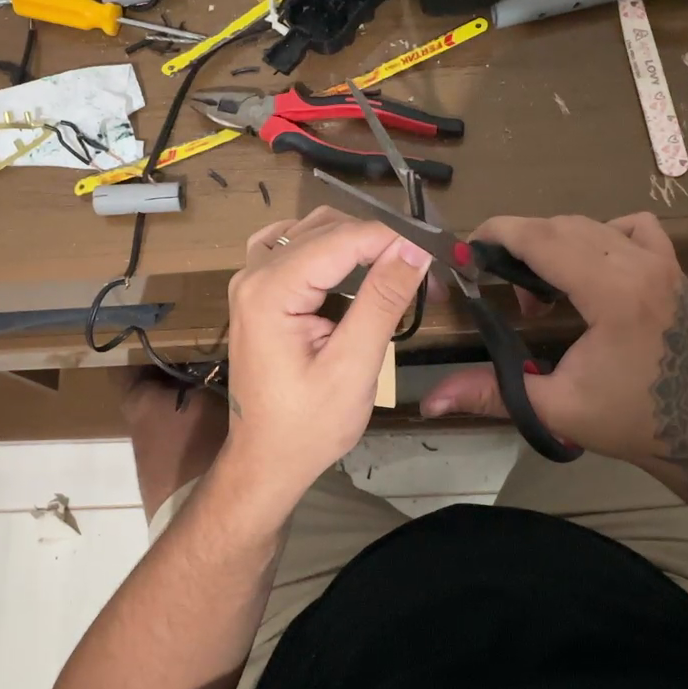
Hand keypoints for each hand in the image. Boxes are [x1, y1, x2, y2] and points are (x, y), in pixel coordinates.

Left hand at [222, 207, 433, 495]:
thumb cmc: (308, 425)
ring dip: (357, 243)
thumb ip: (382, 301)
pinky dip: (328, 249)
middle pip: (327, 229)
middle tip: (424, 275)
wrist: (266, 459)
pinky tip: (350, 266)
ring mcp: (250, 281)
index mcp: (270, 291)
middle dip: (380, 243)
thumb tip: (415, 249)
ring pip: (311, 232)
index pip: (342, 238)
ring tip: (397, 270)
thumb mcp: (353, 366)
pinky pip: (293, 247)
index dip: (394, 238)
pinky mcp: (257, 293)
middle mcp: (253, 274)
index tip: (437, 254)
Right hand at [420, 214, 687, 465]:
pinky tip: (585, 268)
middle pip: (562, 227)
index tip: (466, 247)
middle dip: (518, 244)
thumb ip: (491, 394)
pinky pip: (630, 226)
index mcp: (614, 295)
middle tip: (494, 281)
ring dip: (553, 244)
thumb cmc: (628, 419)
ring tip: (537, 289)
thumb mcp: (554, 408)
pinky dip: (599, 235)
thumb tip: (431, 401)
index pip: (545, 239)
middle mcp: (641, 265)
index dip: (499, 234)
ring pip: (591, 224)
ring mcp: (662, 262)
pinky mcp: (671, 267)